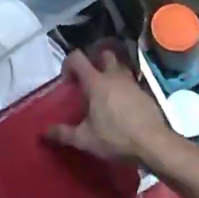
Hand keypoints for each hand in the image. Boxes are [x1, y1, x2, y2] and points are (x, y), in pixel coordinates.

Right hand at [46, 50, 174, 165]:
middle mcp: (114, 75)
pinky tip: (120, 107)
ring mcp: (132, 82)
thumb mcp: (85, 139)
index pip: (78, 58)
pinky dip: (122, 88)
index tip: (67, 81)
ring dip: (110, 74)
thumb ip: (63, 134)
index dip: (68, 63)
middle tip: (88, 81)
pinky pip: (130, 82)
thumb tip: (45, 132)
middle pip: (103, 55)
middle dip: (94, 62)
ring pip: (119, 67)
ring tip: (103, 95)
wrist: (153, 143)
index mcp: (96, 82)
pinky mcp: (144, 92)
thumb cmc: (116, 138)